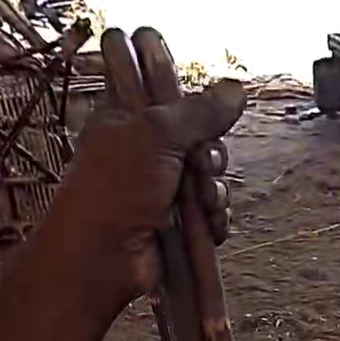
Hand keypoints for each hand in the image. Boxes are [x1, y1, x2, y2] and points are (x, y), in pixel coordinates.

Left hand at [33, 30, 245, 309]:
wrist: (103, 258)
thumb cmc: (115, 188)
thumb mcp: (155, 134)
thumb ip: (198, 110)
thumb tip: (236, 88)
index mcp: (126, 117)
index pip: (156, 82)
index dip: (177, 85)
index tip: (185, 100)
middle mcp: (146, 151)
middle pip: (199, 133)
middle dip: (208, 150)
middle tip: (198, 164)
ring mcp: (163, 189)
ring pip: (209, 174)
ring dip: (212, 188)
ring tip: (200, 201)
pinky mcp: (178, 223)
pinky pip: (211, 211)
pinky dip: (213, 218)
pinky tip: (207, 223)